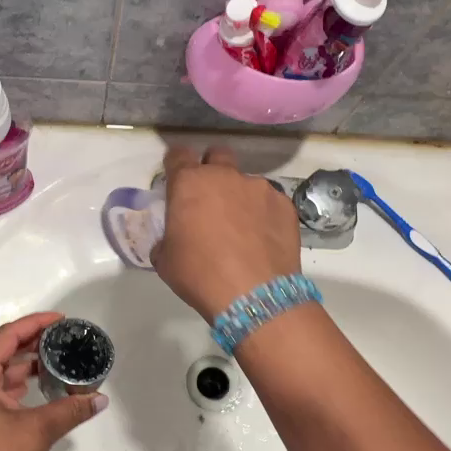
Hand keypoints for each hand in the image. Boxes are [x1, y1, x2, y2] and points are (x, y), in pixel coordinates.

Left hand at [0, 312, 105, 450]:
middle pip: (2, 351)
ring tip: (60, 359)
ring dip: (27, 366)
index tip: (62, 319)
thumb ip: (69, 410)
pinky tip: (43, 387)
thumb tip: (100, 399)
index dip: (35, 324)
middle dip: (33, 343)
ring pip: (1, 373)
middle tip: (65, 338)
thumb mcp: (36, 431)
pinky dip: (20, 386)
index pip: (6, 336)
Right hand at [153, 145, 301, 321]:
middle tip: (209, 196)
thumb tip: (174, 238)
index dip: (175, 164)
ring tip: (241, 228)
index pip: (177, 155)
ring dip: (240, 197)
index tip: (176, 178)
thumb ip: (167, 237)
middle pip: (217, 154)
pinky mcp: (285, 205)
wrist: (253, 295)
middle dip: (212, 167)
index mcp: (189, 183)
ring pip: (246, 182)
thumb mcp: (165, 259)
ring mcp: (259, 188)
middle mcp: (225, 176)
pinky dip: (263, 214)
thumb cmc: (199, 274)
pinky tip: (261, 240)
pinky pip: (269, 203)